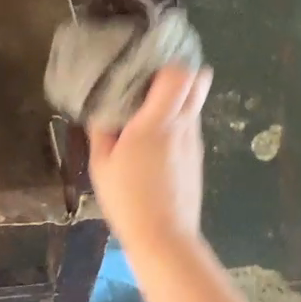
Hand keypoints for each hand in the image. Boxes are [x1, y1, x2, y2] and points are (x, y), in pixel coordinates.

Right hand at [88, 65, 213, 252]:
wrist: (164, 238)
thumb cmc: (128, 199)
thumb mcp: (101, 164)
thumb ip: (102, 130)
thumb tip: (104, 111)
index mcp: (158, 122)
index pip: (180, 74)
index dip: (167, 63)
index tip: (146, 65)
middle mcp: (184, 126)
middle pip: (200, 81)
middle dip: (181, 74)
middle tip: (152, 81)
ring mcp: (195, 142)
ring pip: (194, 105)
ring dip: (177, 100)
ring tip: (148, 112)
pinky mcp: (197, 159)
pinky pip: (190, 127)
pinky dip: (177, 123)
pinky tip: (155, 142)